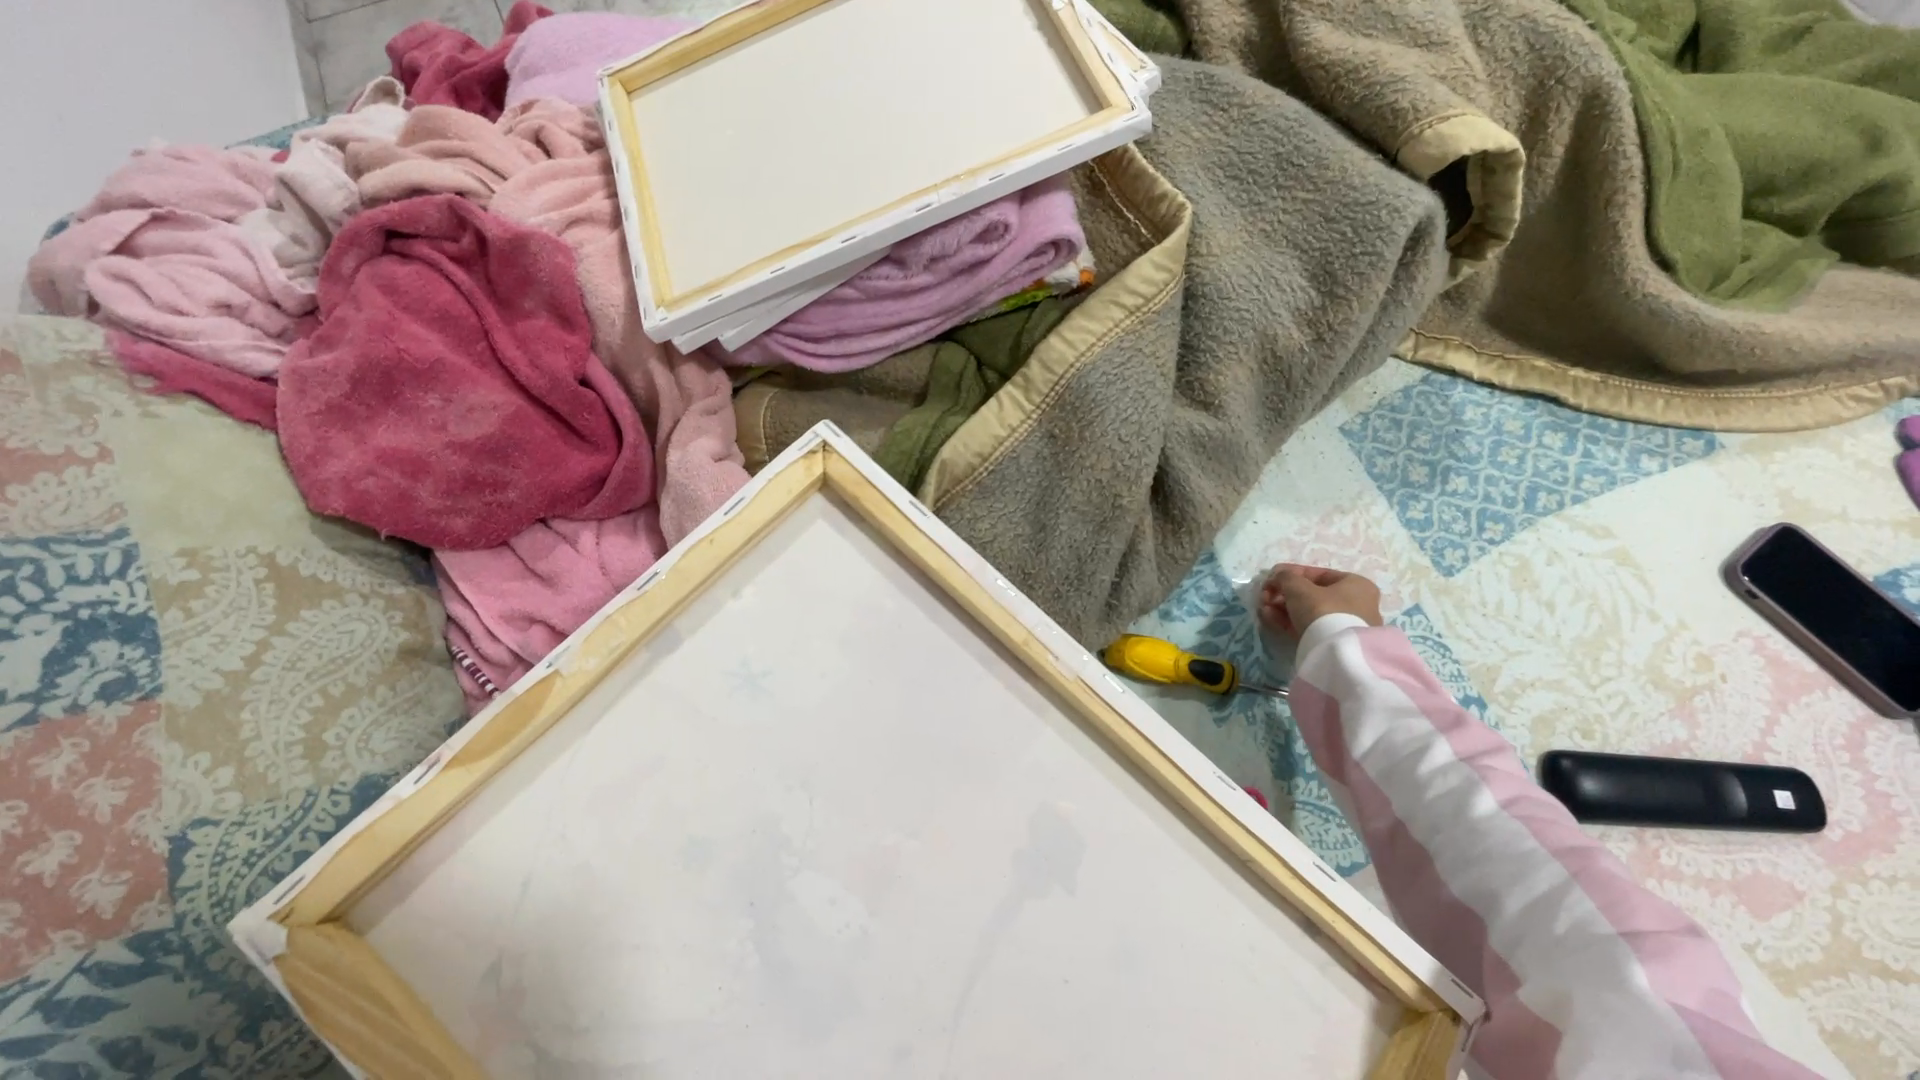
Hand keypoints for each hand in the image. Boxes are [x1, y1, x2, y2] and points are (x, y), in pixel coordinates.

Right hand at [1258, 564, 1382, 639]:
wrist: (1336, 652)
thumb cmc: (1323, 609)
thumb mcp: (1299, 588)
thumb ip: (1285, 577)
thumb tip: (1277, 576)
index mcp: (1354, 584)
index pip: (1317, 574)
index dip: (1290, 573)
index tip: (1270, 578)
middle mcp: (1354, 603)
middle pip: (1310, 594)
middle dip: (1282, 594)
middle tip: (1264, 596)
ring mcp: (1343, 624)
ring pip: (1306, 611)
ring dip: (1281, 607)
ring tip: (1262, 608)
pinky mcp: (1331, 642)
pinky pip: (1307, 626)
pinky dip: (1287, 621)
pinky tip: (1268, 617)